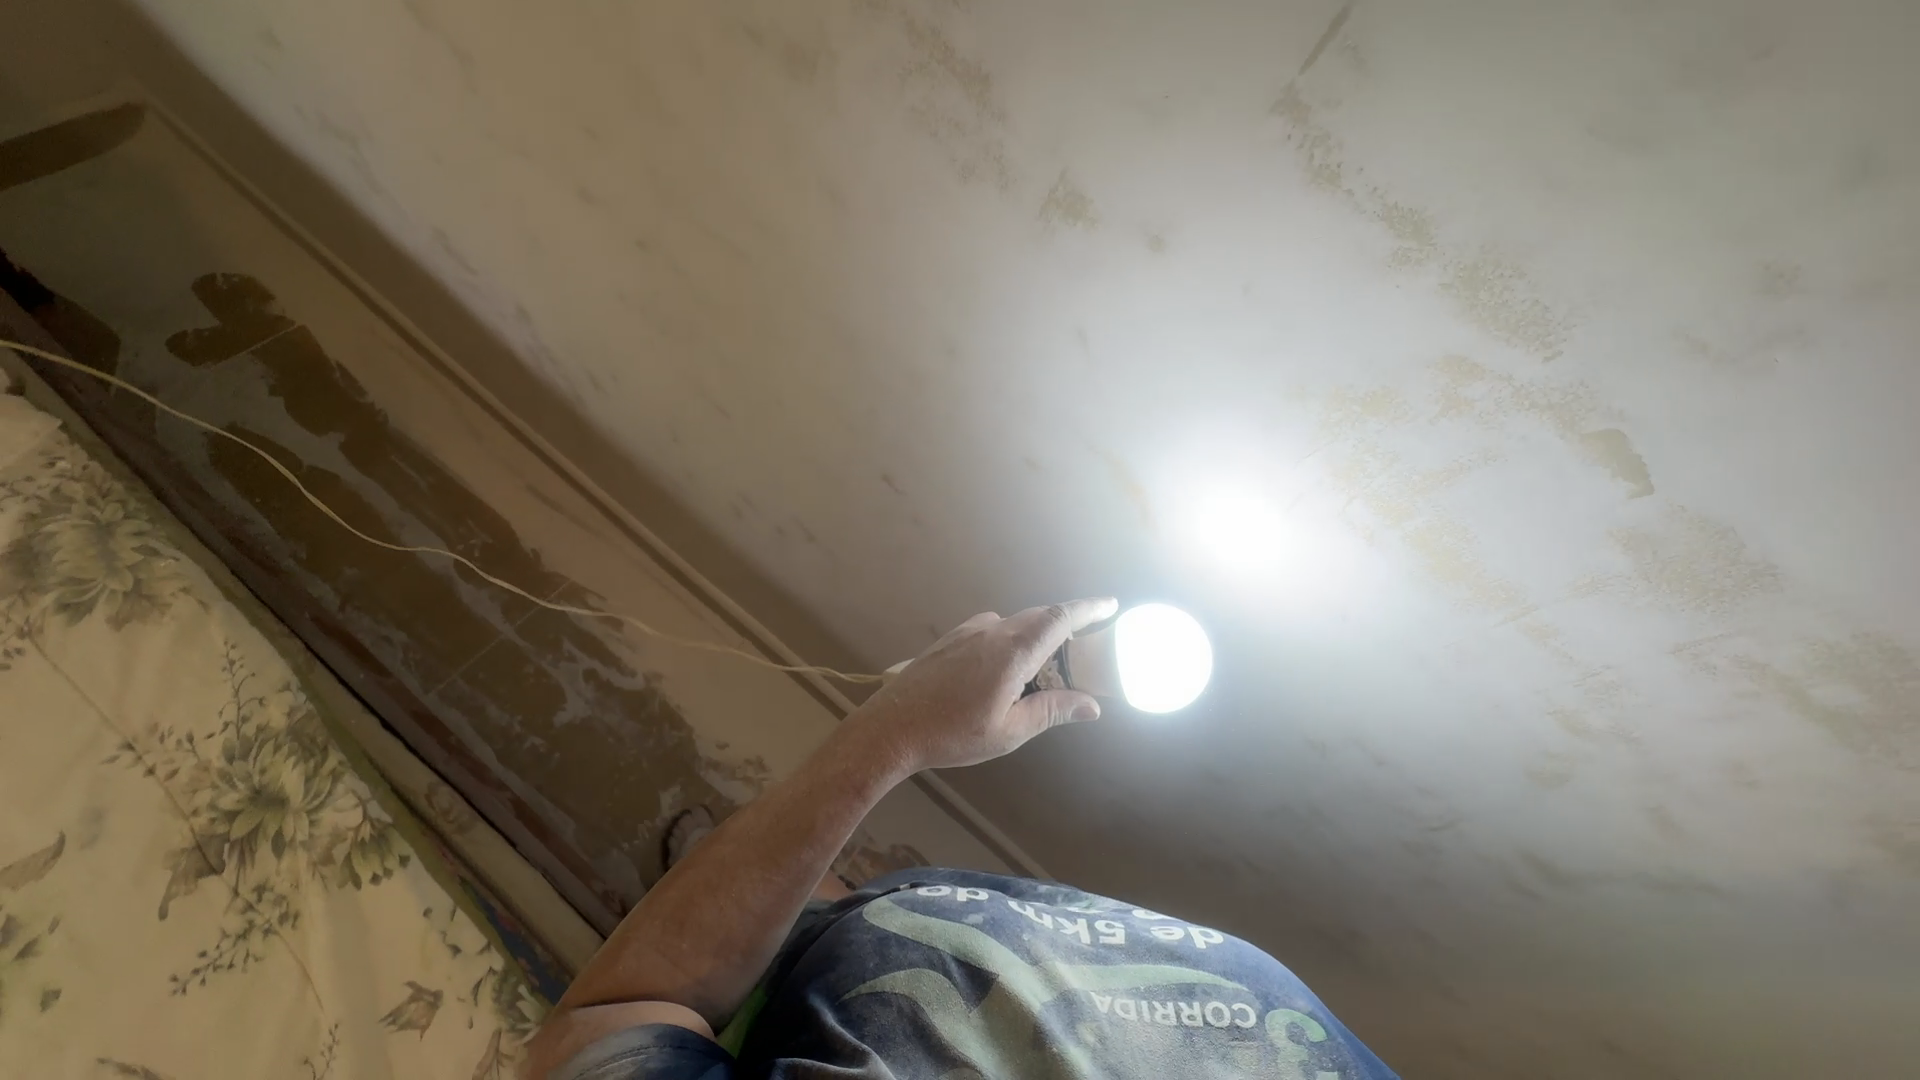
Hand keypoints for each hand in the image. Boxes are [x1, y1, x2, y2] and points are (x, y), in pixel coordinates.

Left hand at [840, 598, 1120, 773]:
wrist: (890, 727)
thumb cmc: (952, 734)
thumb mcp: (1009, 731)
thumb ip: (1051, 711)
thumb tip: (1092, 706)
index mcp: (1012, 651)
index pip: (1059, 618)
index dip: (1088, 608)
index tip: (1111, 605)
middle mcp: (991, 631)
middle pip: (1037, 617)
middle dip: (1065, 625)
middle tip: (1084, 645)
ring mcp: (966, 632)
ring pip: (1012, 624)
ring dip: (1033, 636)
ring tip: (1043, 666)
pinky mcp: (949, 640)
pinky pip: (990, 630)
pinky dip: (1009, 640)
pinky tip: (1001, 671)